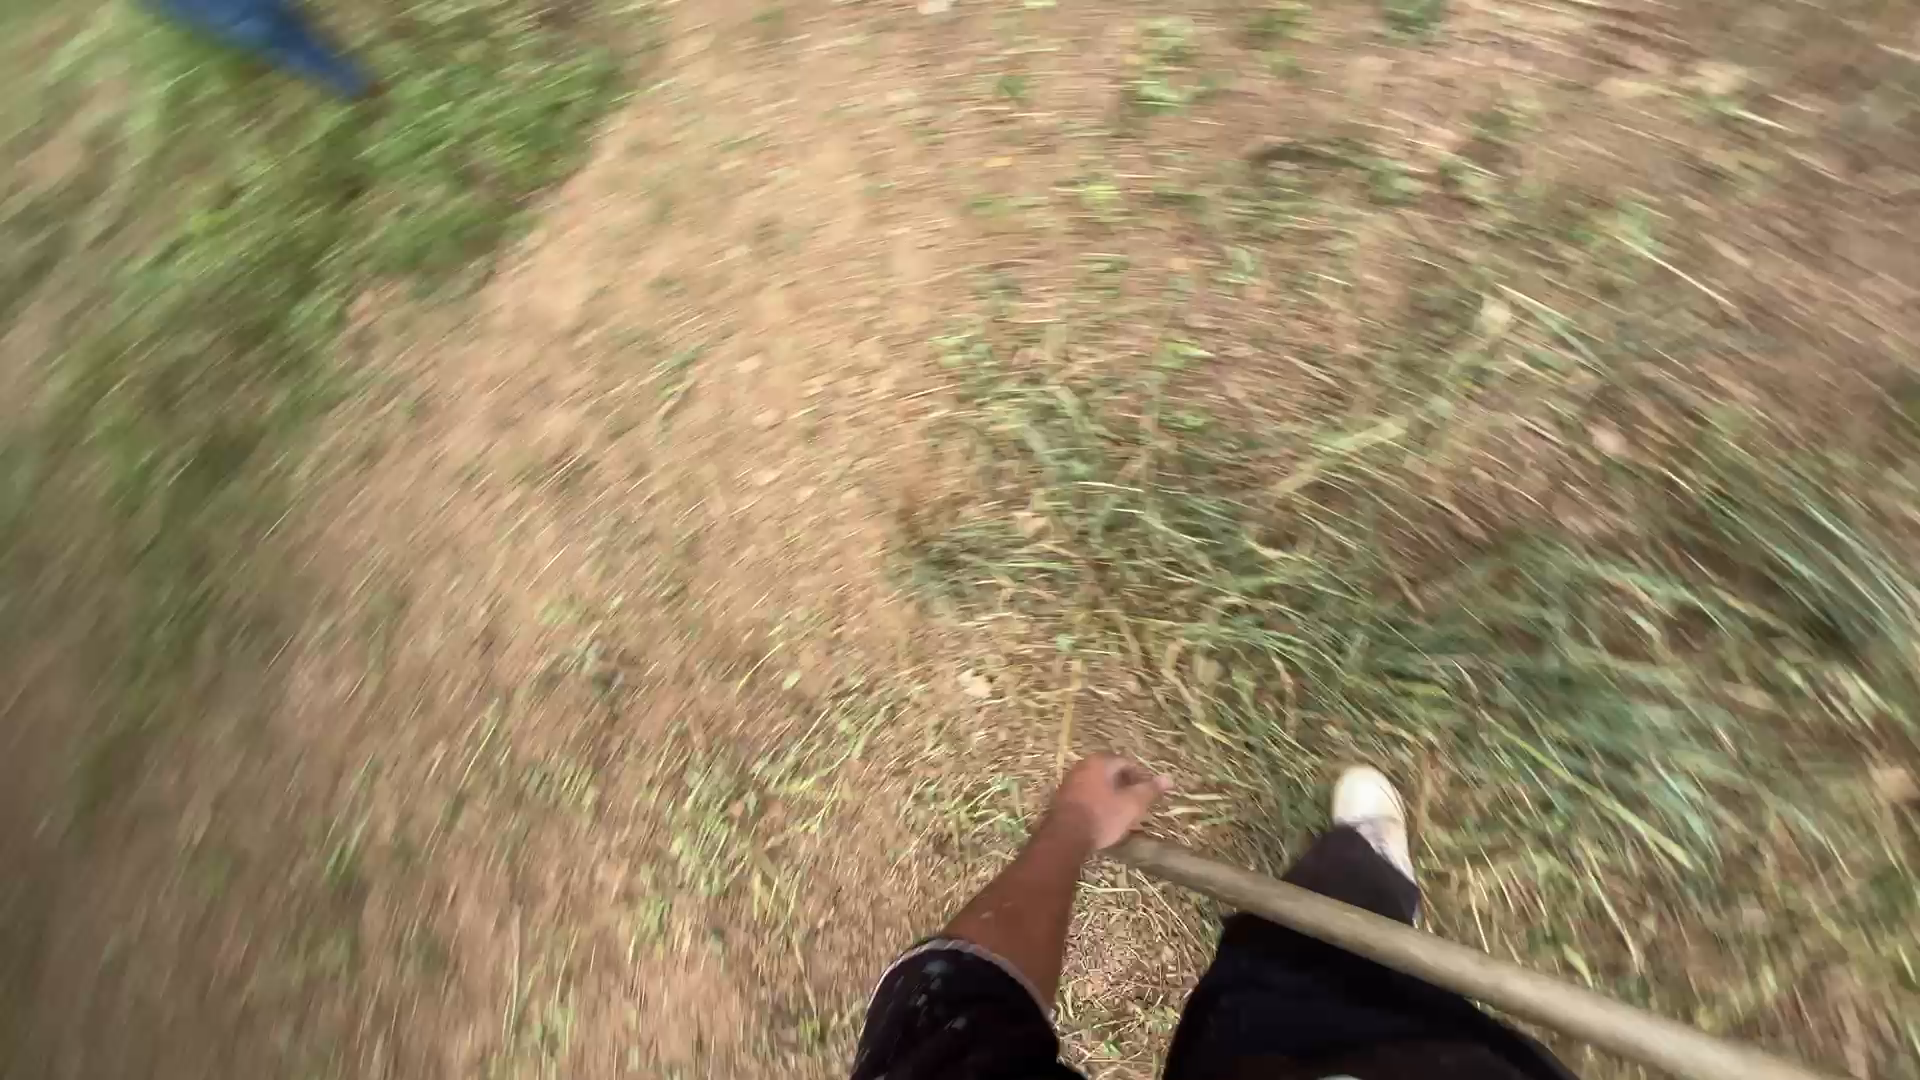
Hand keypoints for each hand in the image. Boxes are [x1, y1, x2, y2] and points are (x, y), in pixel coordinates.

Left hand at [1046, 754, 1171, 850]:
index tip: (1149, 793)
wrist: (1066, 836)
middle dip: (1126, 784)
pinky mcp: (1063, 796)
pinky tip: (1104, 816)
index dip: (1141, 777)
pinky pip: (1087, 792)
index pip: (1126, 762)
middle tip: (1138, 802)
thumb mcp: (1131, 804)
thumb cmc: (1103, 816)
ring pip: (1098, 782)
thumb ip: (1149, 790)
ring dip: (1112, 793)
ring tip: (1123, 811)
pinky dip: (1098, 800)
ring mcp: (1071, 780)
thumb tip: (1169, 778)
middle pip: (1111, 771)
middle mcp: (1083, 765)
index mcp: (1100, 762)